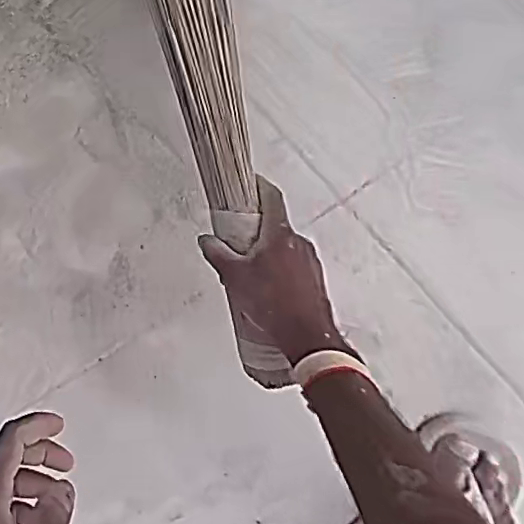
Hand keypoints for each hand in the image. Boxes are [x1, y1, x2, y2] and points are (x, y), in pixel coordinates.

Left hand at [0, 412, 74, 523]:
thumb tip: (63, 491)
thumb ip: (50, 520)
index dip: (37, 425)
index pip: (11, 438)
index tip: (57, 424)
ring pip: (5, 477)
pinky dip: (23, 497)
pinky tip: (37, 517)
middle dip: (40, 451)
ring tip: (57, 493)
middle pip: (8, 454)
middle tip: (64, 459)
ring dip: (34, 477)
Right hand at [199, 176, 350, 363]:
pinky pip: (294, 266)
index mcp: (280, 235)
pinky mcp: (315, 282)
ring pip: (285, 247)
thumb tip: (208, 242)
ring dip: (268, 252)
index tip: (251, 182)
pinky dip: (280, 270)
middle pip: (275, 224)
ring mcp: (310, 263)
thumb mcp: (234, 276)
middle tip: (239, 238)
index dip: (259, 187)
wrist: (308, 340)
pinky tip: (266, 288)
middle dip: (256, 229)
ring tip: (250, 270)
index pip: (272, 198)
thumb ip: (217, 253)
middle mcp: (299, 244)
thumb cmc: (276, 306)